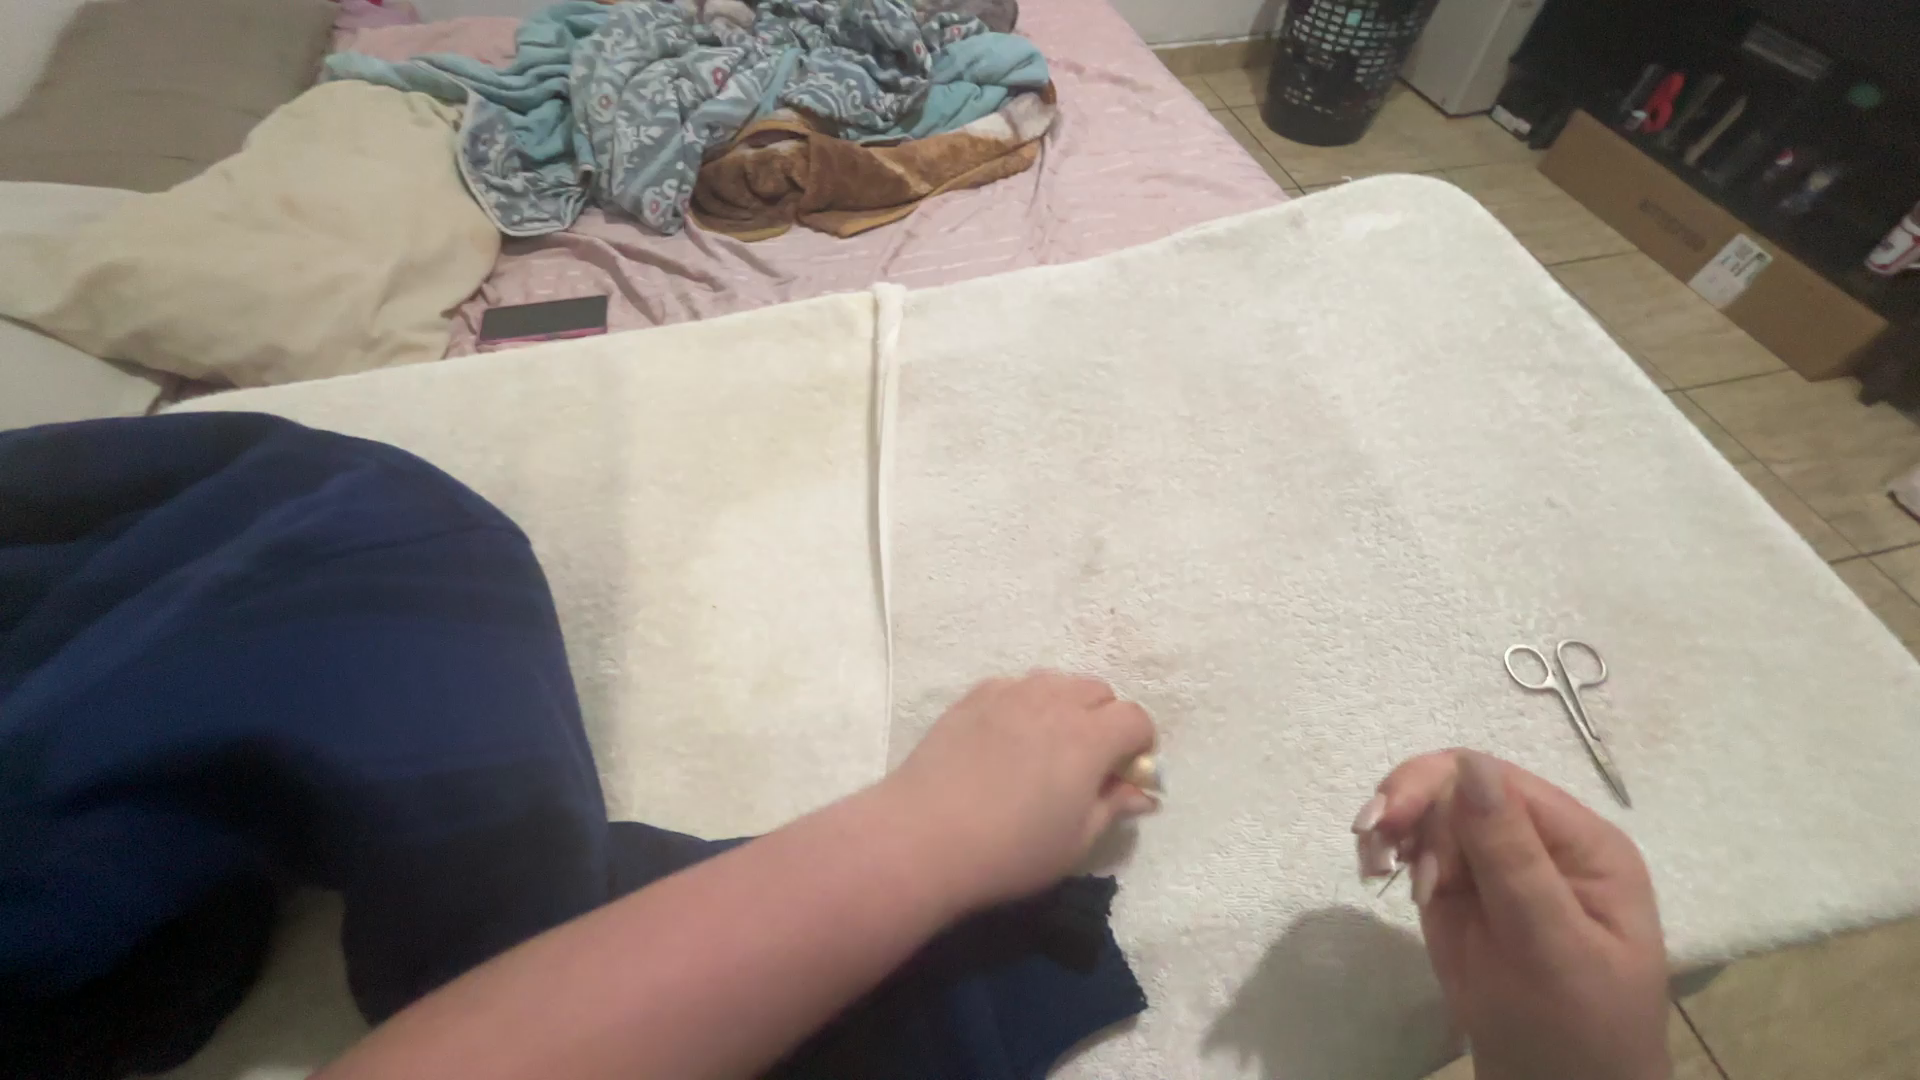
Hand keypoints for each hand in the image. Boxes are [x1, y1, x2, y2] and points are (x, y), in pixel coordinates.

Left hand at [882, 672, 1157, 910]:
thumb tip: (1141, 792)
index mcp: (1089, 737)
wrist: (925, 835)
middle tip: (1088, 761)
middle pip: (1098, 691)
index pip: (1135, 718)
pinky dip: (1025, 703)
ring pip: (1056, 682)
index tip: (1125, 772)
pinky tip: (1007, 739)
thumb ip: (1112, 806)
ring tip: (1047, 746)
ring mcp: (1010, 692)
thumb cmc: (1011, 849)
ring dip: (1066, 705)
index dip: (1140, 744)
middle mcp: (1054, 701)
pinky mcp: (974, 695)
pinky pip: (1015, 686)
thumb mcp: (1076, 841)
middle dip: (1105, 719)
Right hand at [1355, 750, 1669, 1079]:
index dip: (1434, 787)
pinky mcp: (1455, 877)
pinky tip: (1376, 869)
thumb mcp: (1548, 941)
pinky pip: (1413, 839)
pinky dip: (1386, 847)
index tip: (1388, 824)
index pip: (1496, 781)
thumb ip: (1510, 853)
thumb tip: (1471, 764)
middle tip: (1372, 846)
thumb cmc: (1571, 1024)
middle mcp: (1536, 837)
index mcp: (1580, 842)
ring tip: (1373, 865)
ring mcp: (1493, 856)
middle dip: (1408, 810)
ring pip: (1426, 808)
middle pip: (1453, 785)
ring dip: (1391, 828)